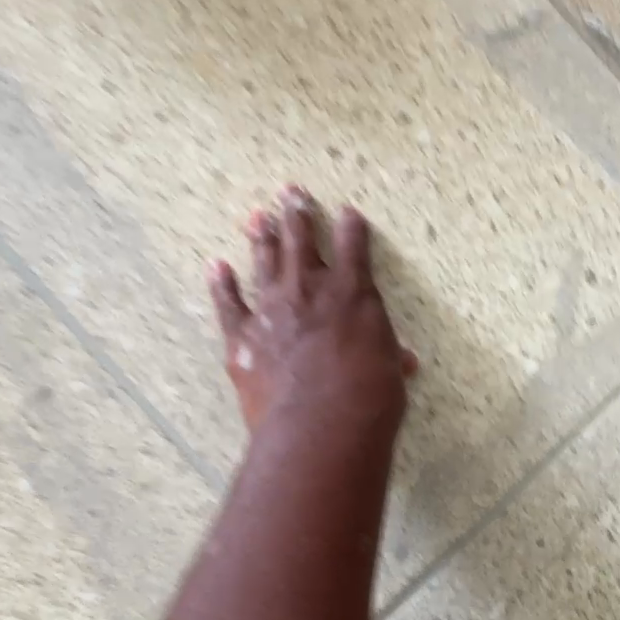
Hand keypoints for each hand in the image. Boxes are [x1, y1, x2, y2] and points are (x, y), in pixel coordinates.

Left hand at [207, 186, 416, 437]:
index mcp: (354, 293)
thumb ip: (391, 355)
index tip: (348, 212)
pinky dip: (221, 284)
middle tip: (290, 192)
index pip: (354, 247)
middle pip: (302, 241)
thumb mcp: (391, 372)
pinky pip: (228, 303)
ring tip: (258, 216)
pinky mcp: (243, 337)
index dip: (351, 227)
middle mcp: (311, 289)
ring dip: (263, 237)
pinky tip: (216, 266)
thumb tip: (403, 361)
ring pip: (265, 262)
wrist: (319, 427)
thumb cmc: (370, 398)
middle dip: (298, 214)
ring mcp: (272, 310)